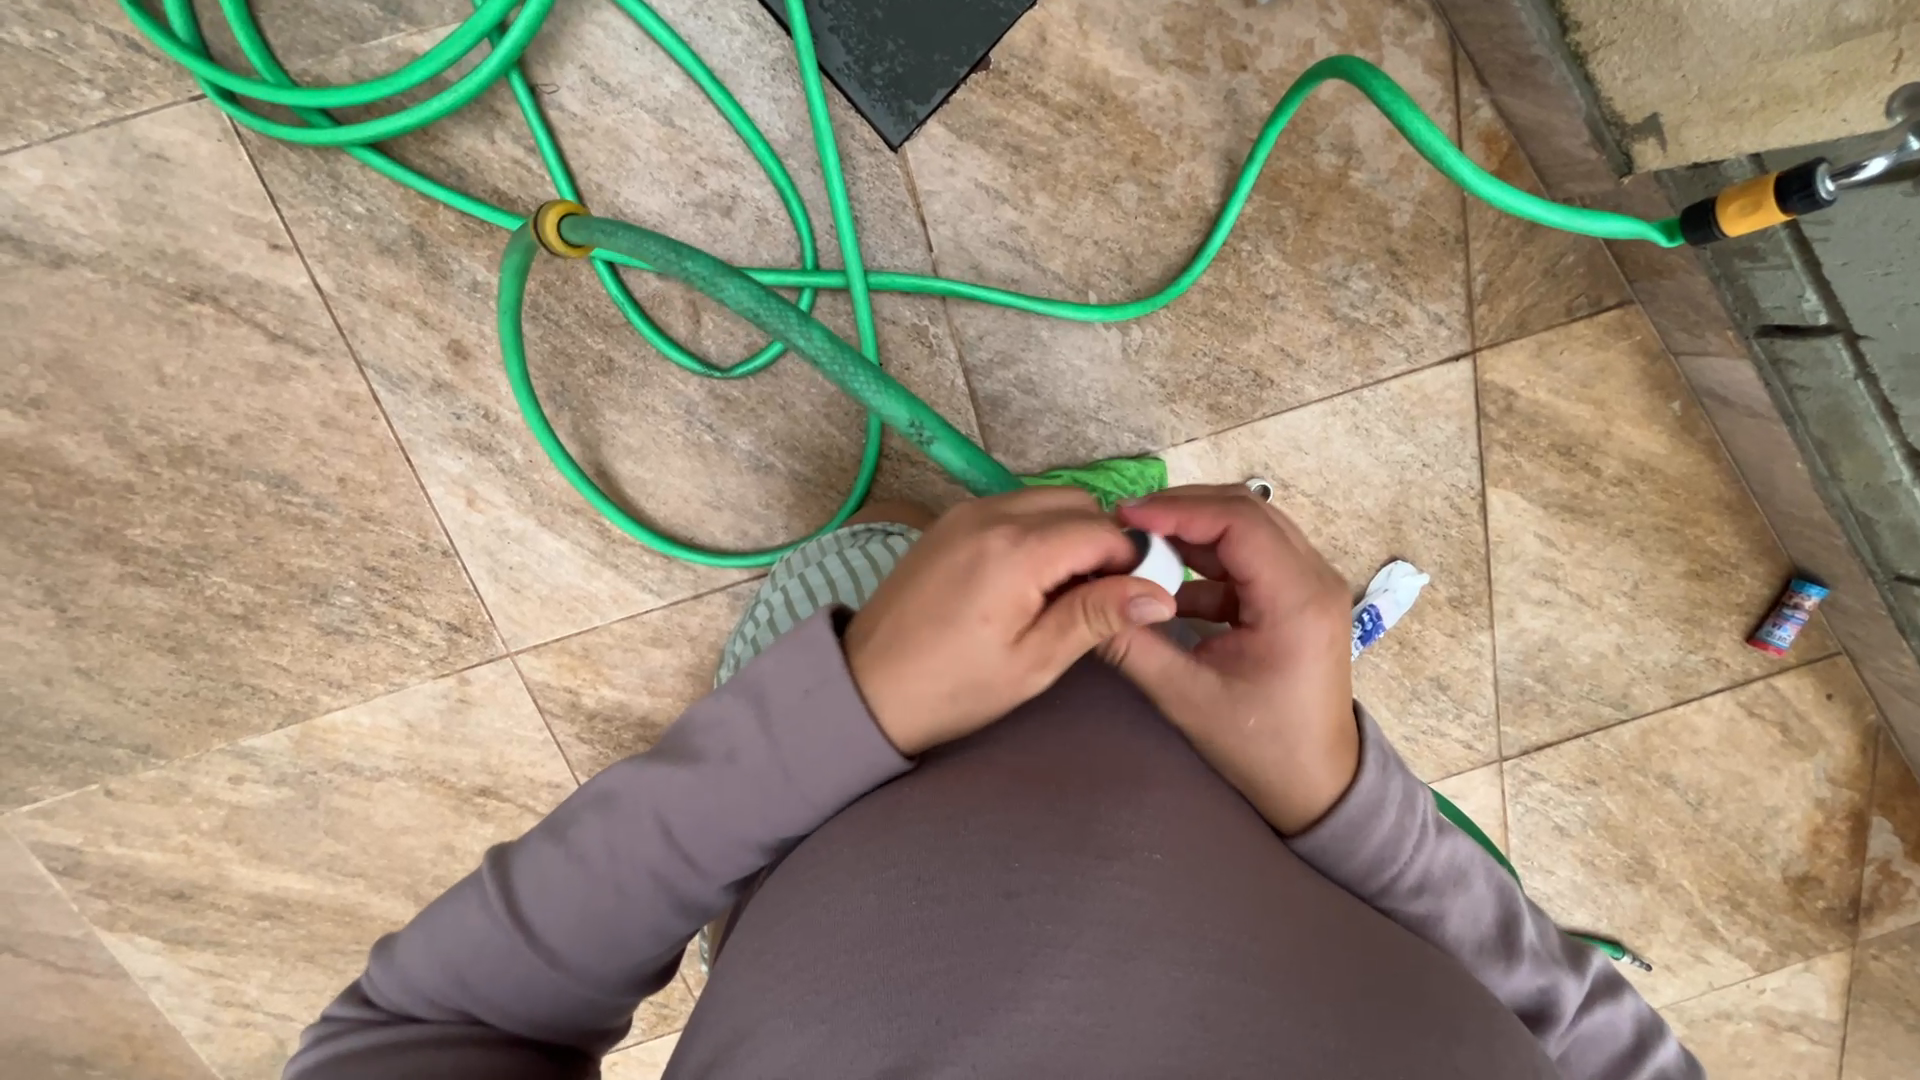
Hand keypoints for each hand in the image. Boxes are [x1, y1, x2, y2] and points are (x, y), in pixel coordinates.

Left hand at [844, 487, 1176, 755]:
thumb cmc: (953, 687)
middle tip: (1096, 597)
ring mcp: (964, 512)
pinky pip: (1010, 507)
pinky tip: (1026, 577)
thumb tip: (1159, 592)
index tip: (1132, 600)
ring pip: (1044, 499)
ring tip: (1060, 591)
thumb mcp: (1033, 661)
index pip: (1102, 531)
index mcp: (1016, 549)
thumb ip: (1096, 616)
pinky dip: (1034, 529)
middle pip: (1076, 503)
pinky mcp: (948, 521)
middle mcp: (991, 513)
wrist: (866, 686)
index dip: (1129, 562)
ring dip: (1068, 533)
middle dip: (1101, 542)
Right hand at [1101, 485, 1357, 834]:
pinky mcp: (1295, 596)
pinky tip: (1166, 579)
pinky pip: (1247, 556)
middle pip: (1246, 511)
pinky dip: (1205, 558)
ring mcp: (1308, 584)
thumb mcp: (1184, 696)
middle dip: (1181, 510)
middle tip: (1125, 523)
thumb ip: (1132, 643)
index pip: (1239, 522)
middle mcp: (1313, 579)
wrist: (1316, 785)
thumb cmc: (1257, 745)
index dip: (1178, 510)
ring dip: (1192, 530)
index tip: (1124, 517)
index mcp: (1296, 600)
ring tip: (1139, 542)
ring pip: (1247, 528)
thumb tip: (1085, 596)